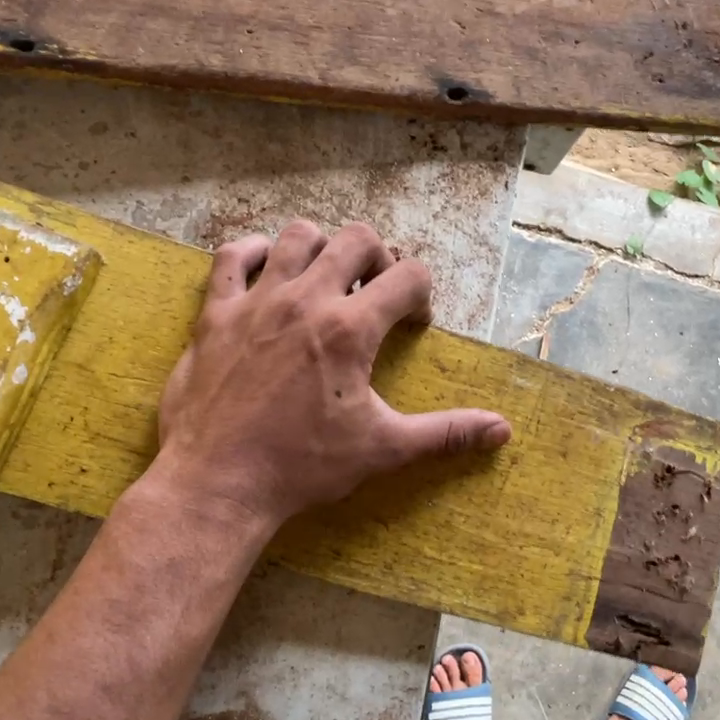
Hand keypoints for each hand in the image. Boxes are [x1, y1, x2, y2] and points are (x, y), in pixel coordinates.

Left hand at [151, 221, 511, 527]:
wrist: (217, 483)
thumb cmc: (302, 467)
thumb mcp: (383, 449)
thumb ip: (445, 433)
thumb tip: (503, 431)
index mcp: (350, 329)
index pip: (408, 276)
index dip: (421, 295)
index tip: (412, 325)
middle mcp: (306, 299)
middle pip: (357, 239)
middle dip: (379, 258)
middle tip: (376, 294)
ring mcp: (257, 300)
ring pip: (298, 235)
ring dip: (322, 248)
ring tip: (326, 279)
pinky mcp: (216, 313)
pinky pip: (232, 255)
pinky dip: (255, 252)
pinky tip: (268, 271)